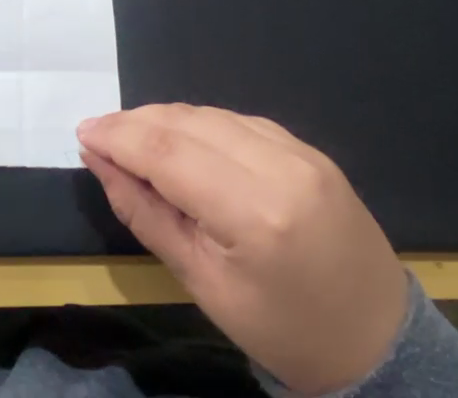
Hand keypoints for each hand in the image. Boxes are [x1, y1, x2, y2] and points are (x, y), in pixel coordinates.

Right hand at [78, 105, 407, 395]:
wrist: (375, 342)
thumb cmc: (279, 327)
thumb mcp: (200, 282)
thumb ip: (144, 212)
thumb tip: (98, 160)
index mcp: (254, 213)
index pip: (167, 152)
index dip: (118, 137)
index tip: (82, 134)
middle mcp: (281, 168)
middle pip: (187, 122)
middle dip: (134, 123)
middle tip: (98, 135)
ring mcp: (302, 154)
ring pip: (211, 114)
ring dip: (163, 120)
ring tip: (130, 139)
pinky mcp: (311, 151)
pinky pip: (238, 122)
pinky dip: (199, 125)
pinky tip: (180, 142)